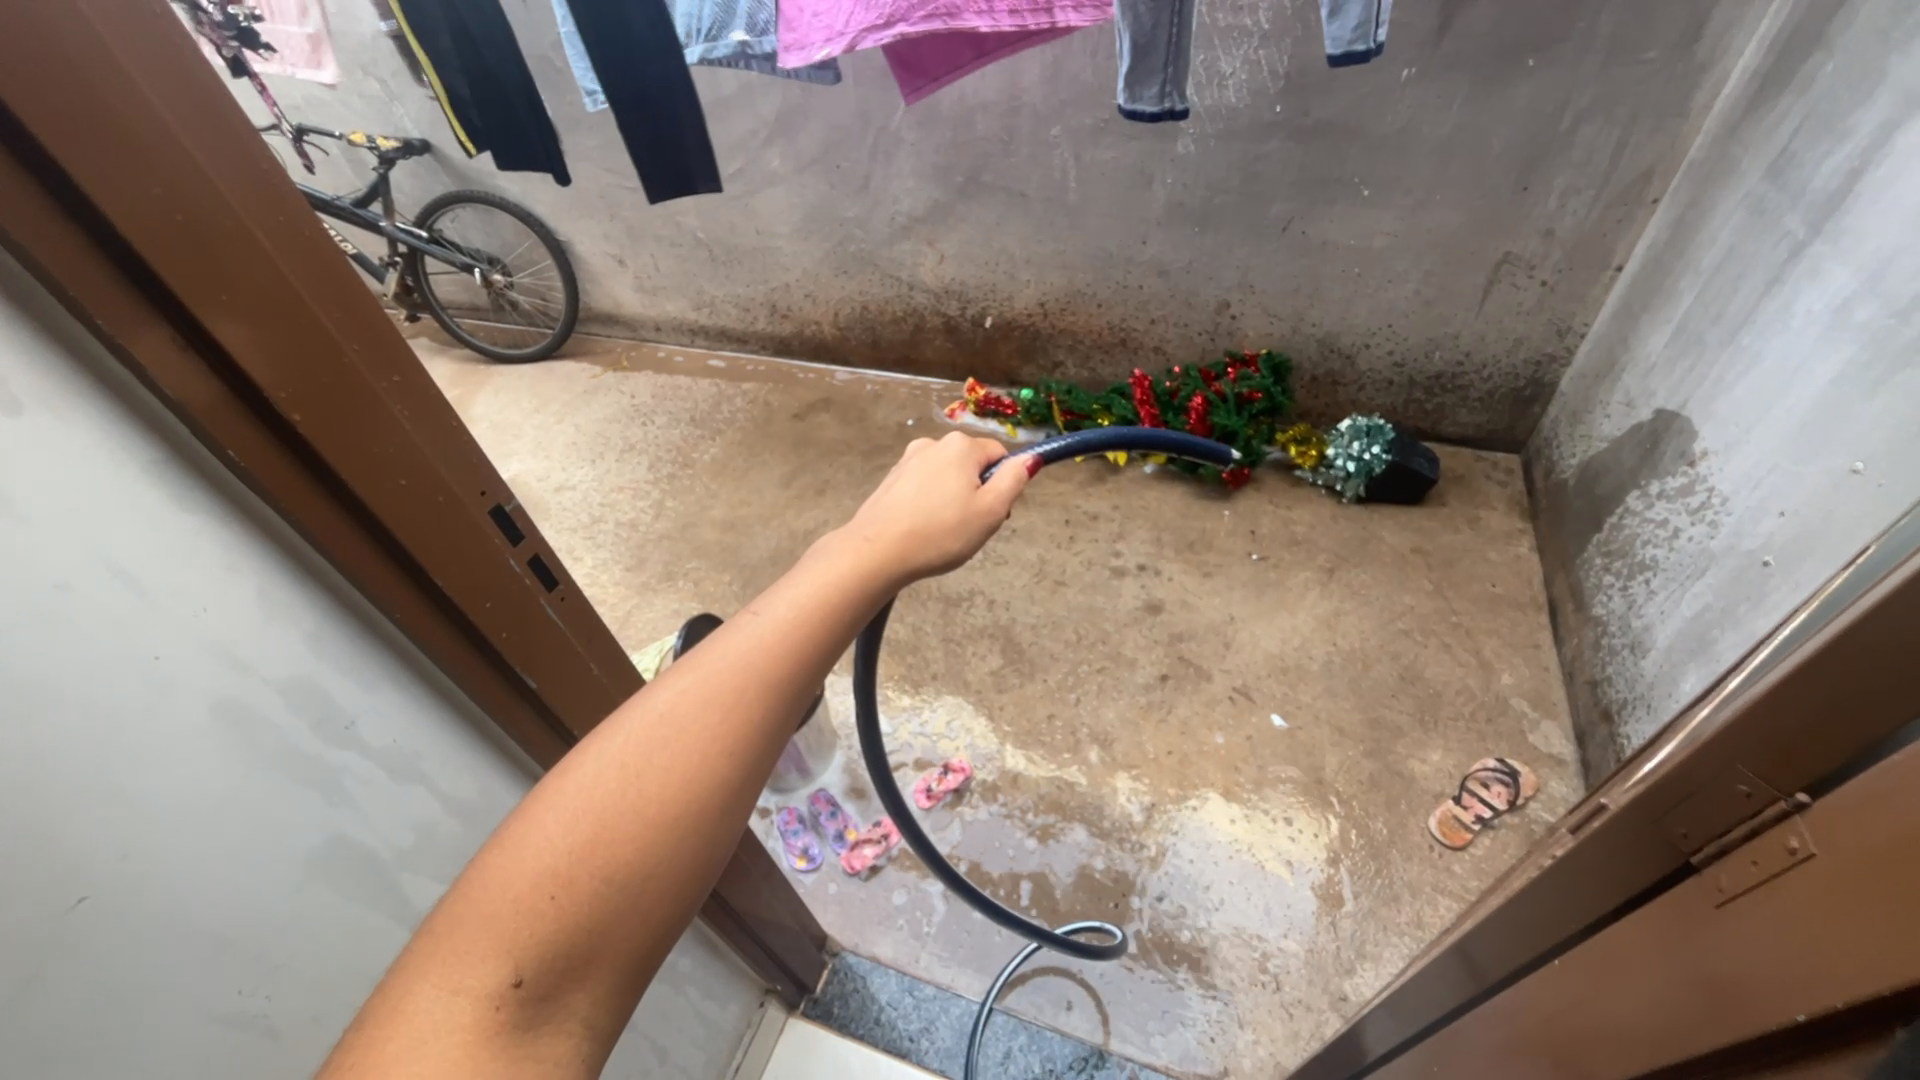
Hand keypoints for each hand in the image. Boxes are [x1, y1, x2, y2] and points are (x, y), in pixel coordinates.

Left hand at [832, 432, 1034, 586]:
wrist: (877, 552)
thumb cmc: (941, 533)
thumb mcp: (991, 511)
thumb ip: (1014, 480)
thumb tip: (1031, 459)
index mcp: (961, 445)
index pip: (999, 456)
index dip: (1002, 485)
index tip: (992, 514)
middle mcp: (933, 443)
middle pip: (971, 465)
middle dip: (977, 492)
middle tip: (968, 527)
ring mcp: (908, 459)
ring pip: (947, 476)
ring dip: (953, 498)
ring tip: (943, 531)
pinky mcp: (891, 478)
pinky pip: (924, 485)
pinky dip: (930, 502)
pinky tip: (922, 527)